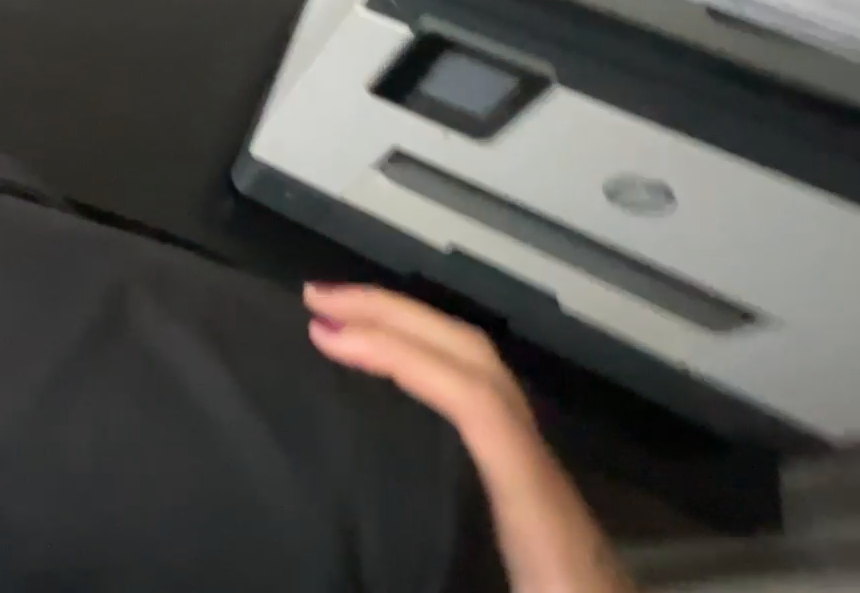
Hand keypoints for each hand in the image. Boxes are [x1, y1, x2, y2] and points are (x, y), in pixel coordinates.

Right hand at [304, 283, 635, 592]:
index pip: (476, 404)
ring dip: (408, 328)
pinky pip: (476, 402)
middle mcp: (545, 480)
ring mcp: (540, 482)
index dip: (398, 354)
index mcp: (540, 516)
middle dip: (397, 314)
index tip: (321, 335)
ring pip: (483, 374)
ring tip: (341, 314)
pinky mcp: (529, 495)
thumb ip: (408, 578)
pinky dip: (423, 364)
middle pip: (480, 365)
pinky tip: (380, 370)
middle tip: (316, 298)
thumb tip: (326, 567)